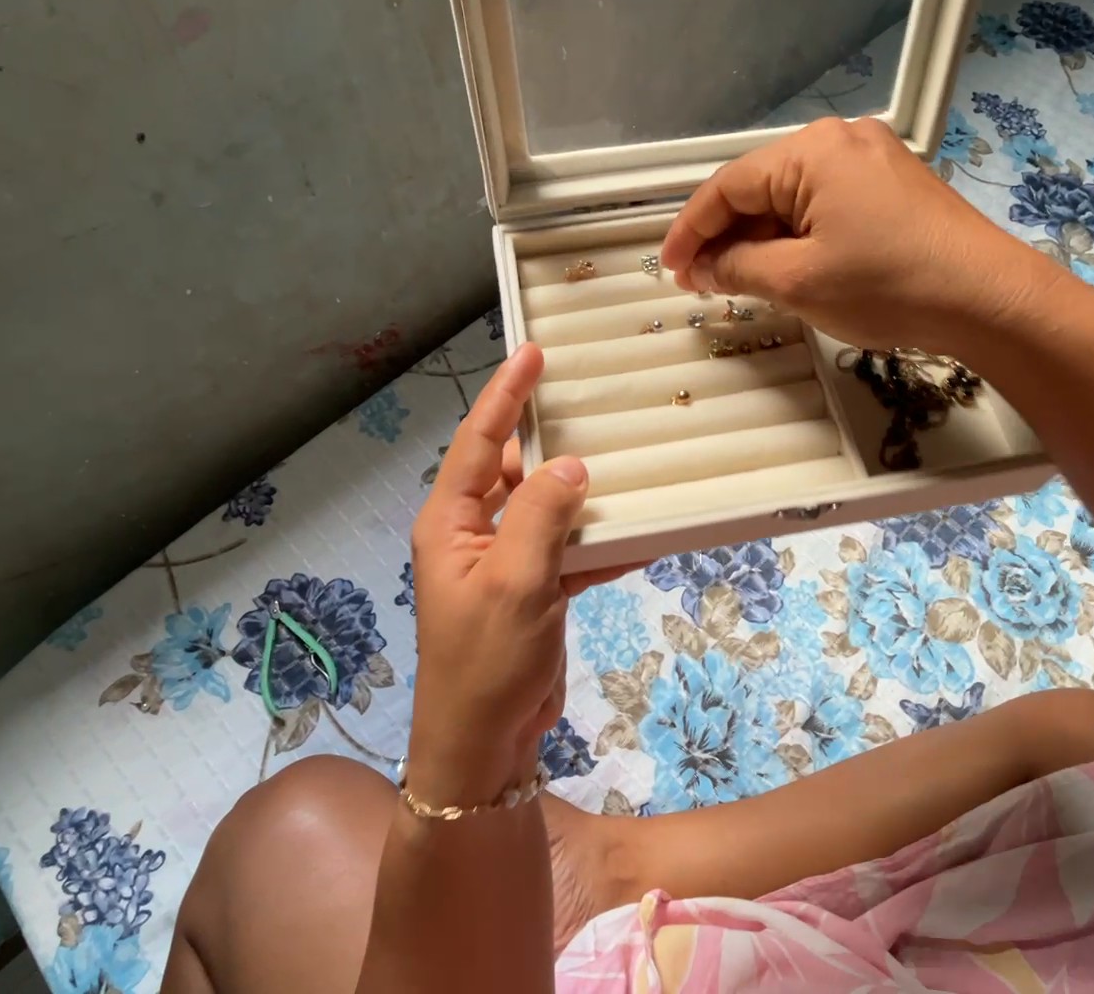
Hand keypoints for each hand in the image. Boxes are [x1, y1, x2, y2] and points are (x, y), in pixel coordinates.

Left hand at [407, 343, 636, 803]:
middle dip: (551, 440)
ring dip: (583, 493)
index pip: (480, 442)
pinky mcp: (535, 591)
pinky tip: (641, 534)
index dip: (504, 395)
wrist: (485, 742)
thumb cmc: (485, 660)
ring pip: (548, 510)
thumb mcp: (514, 582)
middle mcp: (475, 533)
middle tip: (592, 401)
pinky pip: (569, 553)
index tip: (531, 352)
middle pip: (516, 470)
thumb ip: (542, 517)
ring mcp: (507, 562)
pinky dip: (600, 544)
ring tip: (626, 459)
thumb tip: (572, 466)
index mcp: (452, 521)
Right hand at [659, 117, 1066, 351]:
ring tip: (736, 282)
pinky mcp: (892, 185)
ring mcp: (871, 160)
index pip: (727, 187)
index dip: (689, 231)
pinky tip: (784, 267)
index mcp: (811, 151)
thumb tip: (701, 268)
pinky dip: (795, 237)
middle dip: (724, 237)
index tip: (669, 271)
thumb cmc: (886, 286)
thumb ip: (737, 267)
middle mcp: (840, 140)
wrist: (987, 298)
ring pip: (791, 199)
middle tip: (700, 283)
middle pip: (759, 188)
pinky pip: (824, 206)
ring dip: (759, 239)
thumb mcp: (797, 281)